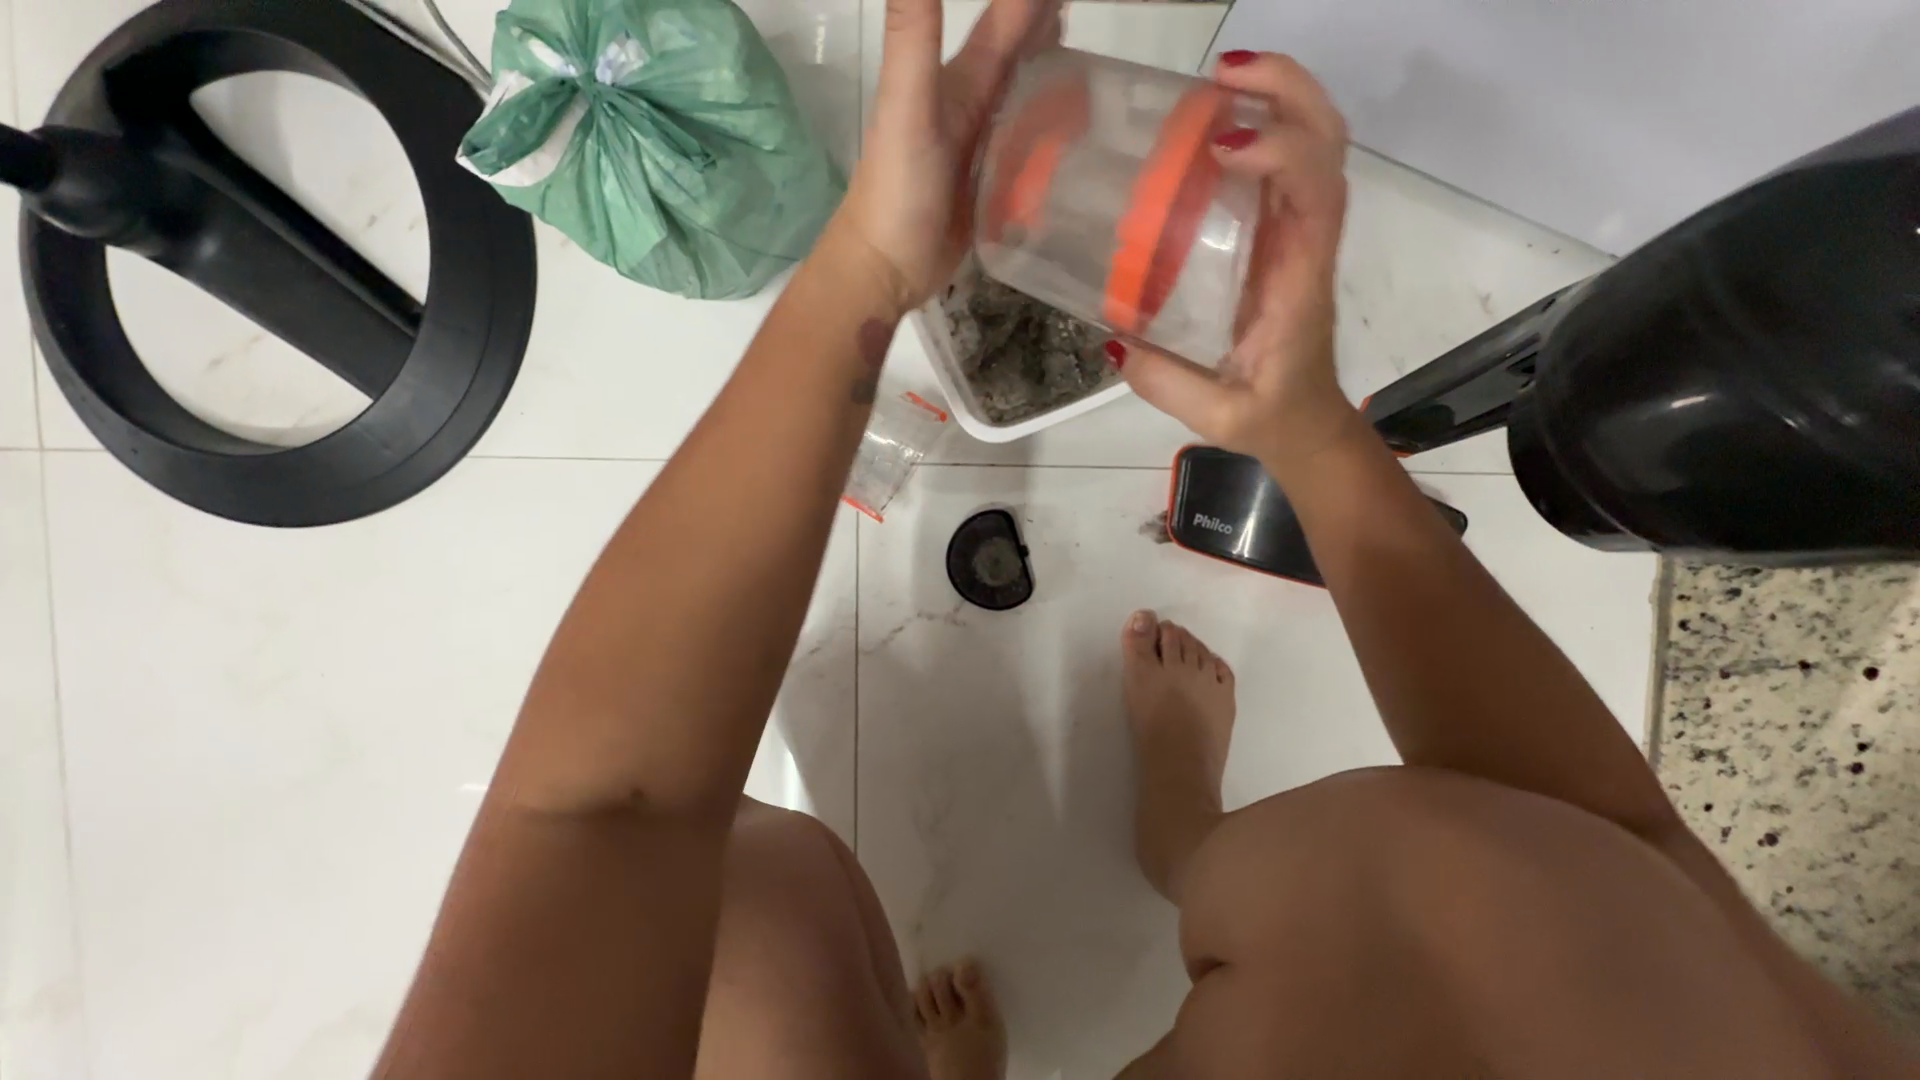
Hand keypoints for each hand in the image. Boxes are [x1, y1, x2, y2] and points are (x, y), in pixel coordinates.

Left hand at [832, 0, 1062, 313]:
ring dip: (1061, 78)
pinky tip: (1080, 137)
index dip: (1035, 0)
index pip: (1008, 20)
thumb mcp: (907, 104)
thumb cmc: (897, 189)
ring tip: (1097, 67)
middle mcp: (977, 105)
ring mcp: (988, 148)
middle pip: (1024, 53)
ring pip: (1033, 99)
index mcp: (961, 79)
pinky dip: (1058, 137)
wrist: (887, 268)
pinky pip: (1035, 152)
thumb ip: (914, 31)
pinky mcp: (996, 188)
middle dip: (1053, 26)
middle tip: (1087, 15)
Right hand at [1117, 53, 1360, 470]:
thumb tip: (1113, 336)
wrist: (1306, 424)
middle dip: (1287, 92)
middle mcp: (1308, 244)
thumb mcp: (1217, 414)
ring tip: (1218, 82)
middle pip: (1327, 143)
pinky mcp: (1283, 240)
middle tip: (1223, 75)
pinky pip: (1286, 169)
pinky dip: (1263, 130)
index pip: (1314, 192)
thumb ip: (1166, 383)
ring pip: (1315, 144)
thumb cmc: (1272, 418)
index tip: (1219, 144)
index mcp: (1299, 281)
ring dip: (1279, 98)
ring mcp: (1299, 237)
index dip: (1281, 149)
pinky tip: (1214, 128)